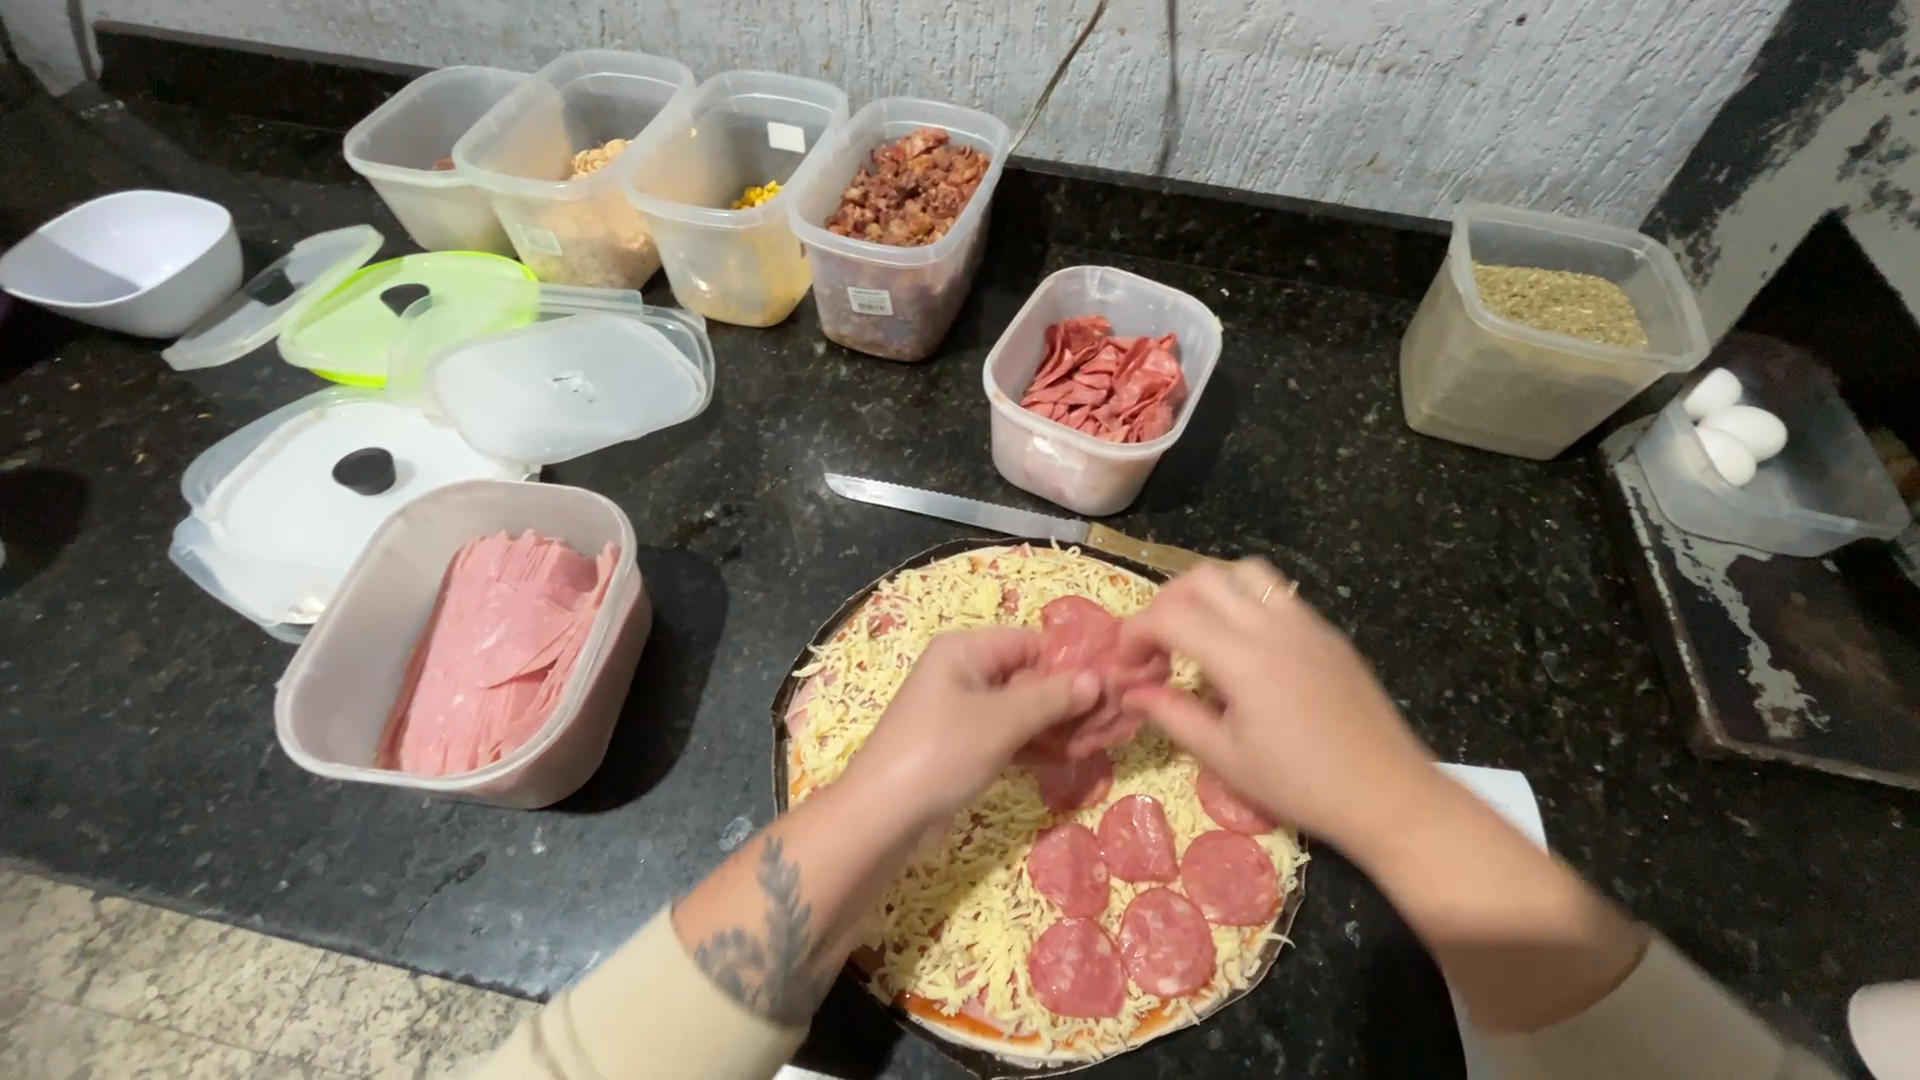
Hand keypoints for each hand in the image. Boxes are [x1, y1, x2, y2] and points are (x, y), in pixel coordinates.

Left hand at [842, 628, 1099, 825]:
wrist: (884, 816)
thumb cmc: (942, 752)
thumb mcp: (1002, 721)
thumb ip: (1052, 698)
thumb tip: (1098, 679)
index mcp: (964, 650)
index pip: (1029, 643)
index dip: (1069, 662)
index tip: (1112, 683)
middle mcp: (963, 672)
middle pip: (1027, 676)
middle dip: (1068, 698)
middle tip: (1113, 719)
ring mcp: (963, 710)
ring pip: (1022, 709)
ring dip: (1057, 724)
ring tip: (1099, 741)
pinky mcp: (965, 745)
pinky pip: (1010, 734)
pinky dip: (1037, 744)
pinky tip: (1071, 758)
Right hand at [1118, 558, 1438, 850]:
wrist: (1389, 795)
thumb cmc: (1301, 784)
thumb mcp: (1225, 758)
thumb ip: (1171, 715)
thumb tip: (1130, 692)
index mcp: (1242, 659)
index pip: (1170, 616)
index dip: (1136, 632)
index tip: (1128, 664)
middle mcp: (1272, 626)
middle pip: (1201, 578)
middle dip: (1165, 602)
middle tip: (1157, 644)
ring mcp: (1305, 623)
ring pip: (1243, 572)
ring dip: (1207, 591)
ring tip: (1198, 631)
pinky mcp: (1326, 632)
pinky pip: (1276, 592)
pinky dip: (1244, 601)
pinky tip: (1243, 646)